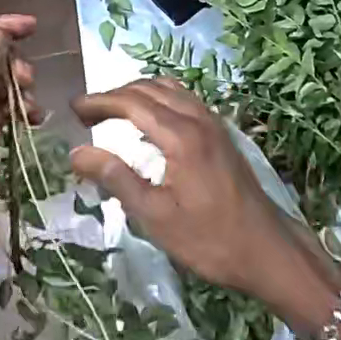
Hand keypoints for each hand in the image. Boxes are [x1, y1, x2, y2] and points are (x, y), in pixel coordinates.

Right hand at [70, 79, 339, 320]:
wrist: (267, 250)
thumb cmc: (209, 239)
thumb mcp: (156, 216)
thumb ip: (116, 179)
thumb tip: (77, 152)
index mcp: (181, 136)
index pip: (132, 103)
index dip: (100, 102)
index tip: (73, 109)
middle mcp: (198, 118)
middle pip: (150, 89)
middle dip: (115, 95)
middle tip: (87, 112)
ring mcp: (214, 123)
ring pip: (170, 90)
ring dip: (139, 93)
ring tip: (112, 111)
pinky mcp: (222, 133)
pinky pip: (185, 100)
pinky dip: (160, 100)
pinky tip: (148, 123)